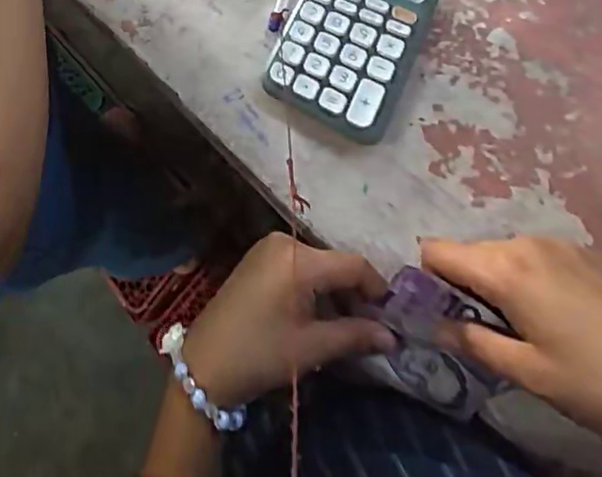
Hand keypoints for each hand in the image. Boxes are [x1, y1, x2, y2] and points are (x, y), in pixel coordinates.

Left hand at [185, 233, 396, 407]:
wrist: (207, 359)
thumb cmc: (261, 351)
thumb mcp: (312, 346)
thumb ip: (355, 335)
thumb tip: (393, 336)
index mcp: (297, 258)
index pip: (354, 264)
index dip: (378, 290)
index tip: (394, 320)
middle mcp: (284, 242)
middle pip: (336, 263)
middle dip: (357, 294)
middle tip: (374, 329)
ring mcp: (268, 248)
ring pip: (319, 266)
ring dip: (337, 293)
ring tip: (351, 328)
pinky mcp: (259, 259)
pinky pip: (299, 267)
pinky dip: (316, 288)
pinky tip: (321, 316)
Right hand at [424, 238, 601, 475]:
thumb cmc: (600, 386)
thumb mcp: (528, 373)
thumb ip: (470, 340)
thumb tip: (429, 323)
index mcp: (505, 267)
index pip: (434, 249)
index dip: (429, 279)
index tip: (445, 313)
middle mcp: (526, 242)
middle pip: (469, 251)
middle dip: (465, 283)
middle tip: (489, 330)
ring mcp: (560, 244)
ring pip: (501, 253)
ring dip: (499, 281)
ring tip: (529, 326)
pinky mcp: (587, 254)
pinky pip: (534, 256)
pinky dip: (529, 278)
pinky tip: (561, 316)